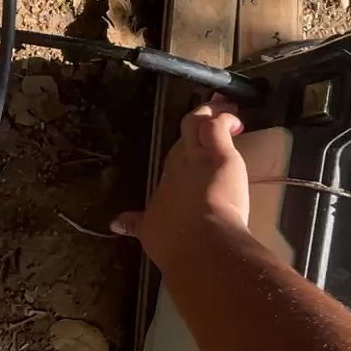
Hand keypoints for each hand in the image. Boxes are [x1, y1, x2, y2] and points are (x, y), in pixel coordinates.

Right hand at [111, 95, 249, 262]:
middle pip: (185, 130)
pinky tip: (235, 122)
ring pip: (199, 121)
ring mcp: (197, 155)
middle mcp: (178, 161)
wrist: (198, 241)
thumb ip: (134, 224)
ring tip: (227, 109)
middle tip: (213, 114)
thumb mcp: (149, 230)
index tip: (195, 147)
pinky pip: (217, 126)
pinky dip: (226, 119)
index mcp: (165, 179)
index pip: (175, 155)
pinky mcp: (220, 154)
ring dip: (213, 112)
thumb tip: (115, 223)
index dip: (187, 148)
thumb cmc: (174, 239)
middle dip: (198, 120)